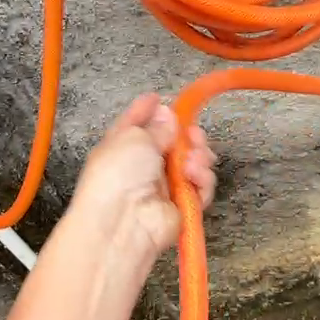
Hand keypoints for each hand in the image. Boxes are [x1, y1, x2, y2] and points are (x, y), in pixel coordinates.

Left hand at [70, 93, 216, 261]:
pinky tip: (195, 176)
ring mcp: (163, 186)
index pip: (138, 123)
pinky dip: (202, 179)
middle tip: (193, 135)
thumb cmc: (117, 177)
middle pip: (173, 143)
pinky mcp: (182, 205)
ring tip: (194, 159)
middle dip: (187, 136)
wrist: (123, 222)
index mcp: (123, 146)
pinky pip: (201, 186)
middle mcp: (143, 166)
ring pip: (192, 163)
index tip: (158, 97)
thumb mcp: (134, 138)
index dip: (148, 110)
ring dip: (198, 157)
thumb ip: (156, 126)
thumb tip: (167, 115)